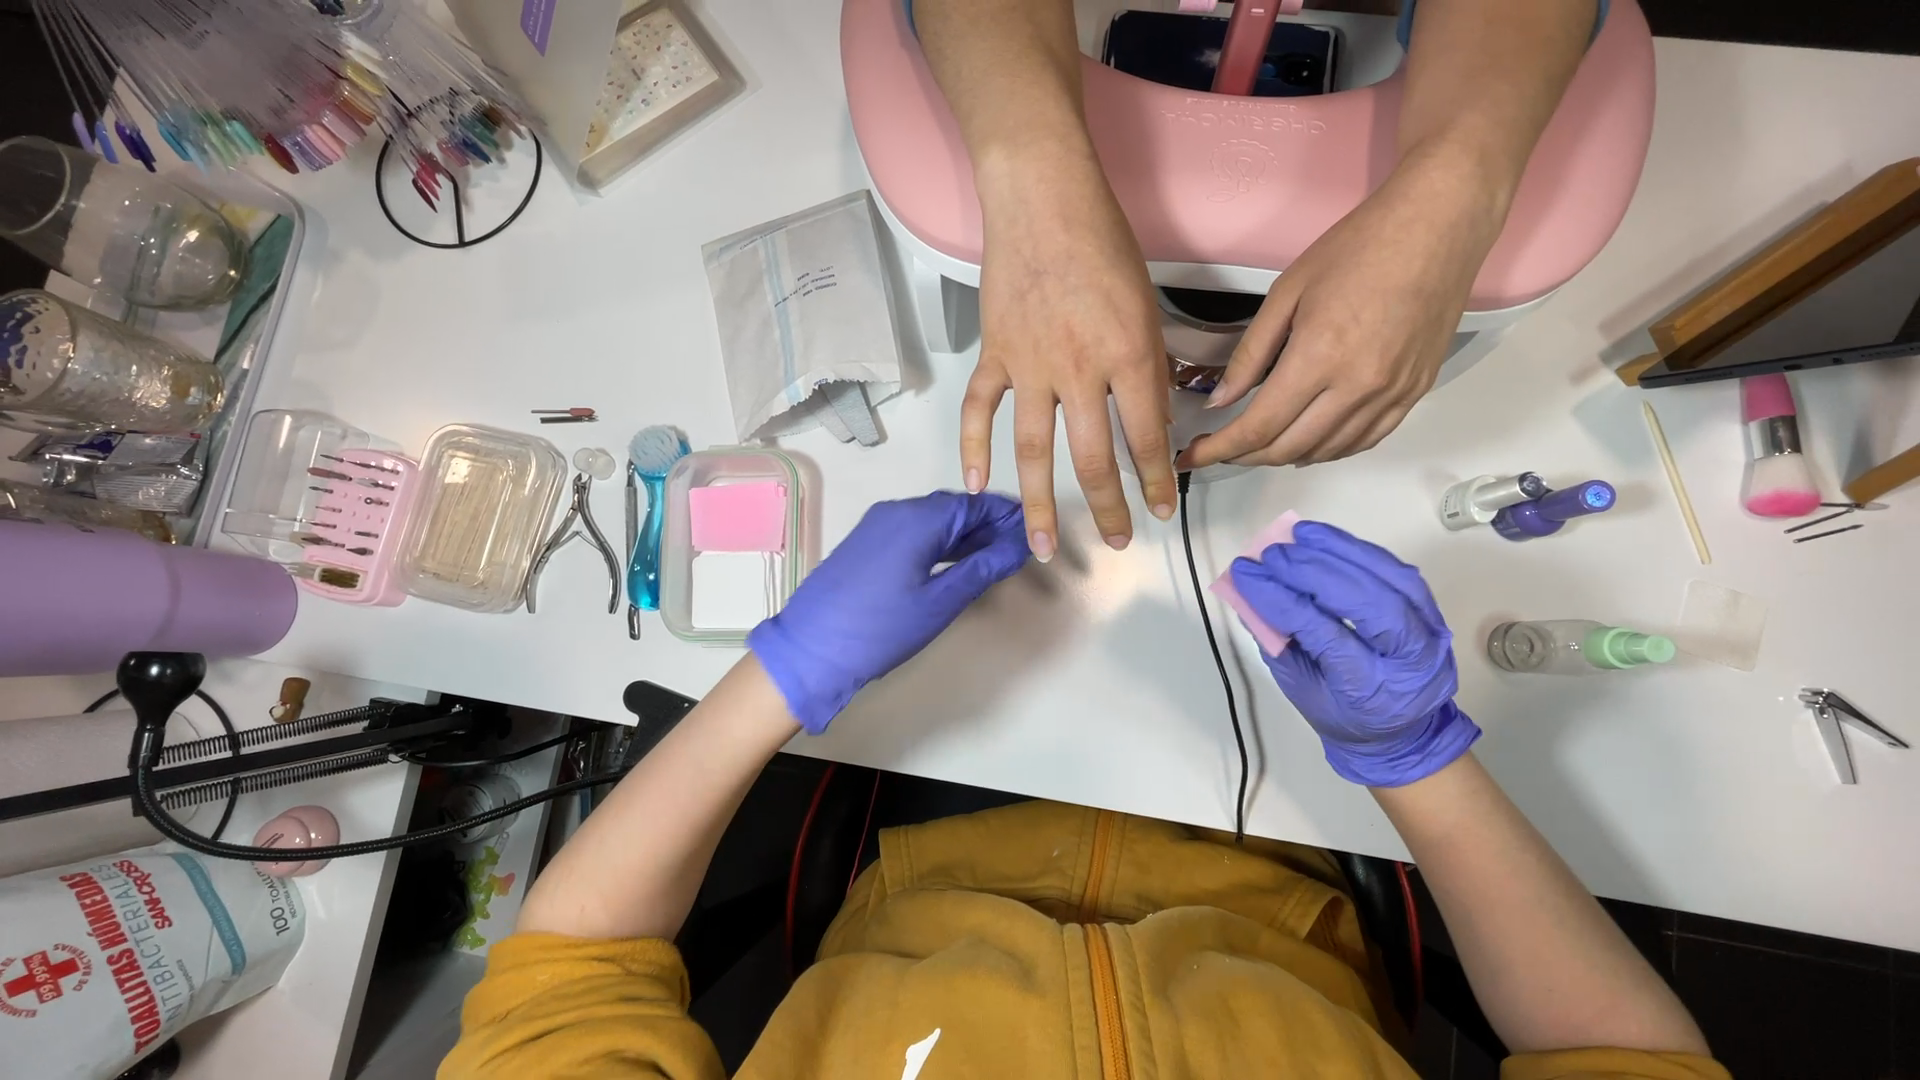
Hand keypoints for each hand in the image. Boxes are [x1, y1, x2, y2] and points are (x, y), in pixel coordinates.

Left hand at [747, 491, 1028, 733]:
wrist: (811, 651)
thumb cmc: (881, 628)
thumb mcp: (940, 601)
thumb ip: (982, 568)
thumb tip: (1018, 546)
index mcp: (916, 518)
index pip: (972, 503)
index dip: (1006, 514)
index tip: (1035, 528)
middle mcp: (895, 512)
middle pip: (952, 509)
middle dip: (988, 524)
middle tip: (1021, 545)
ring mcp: (877, 527)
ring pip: (933, 521)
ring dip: (965, 535)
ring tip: (997, 556)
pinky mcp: (867, 545)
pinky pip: (914, 533)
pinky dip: (940, 544)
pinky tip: (959, 562)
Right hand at [963, 161, 1176, 559]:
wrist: (1042, 200)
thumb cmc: (1104, 244)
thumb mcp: (1146, 305)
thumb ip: (1150, 367)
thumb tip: (1153, 421)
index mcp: (1125, 356)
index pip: (1143, 437)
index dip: (1153, 481)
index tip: (1158, 511)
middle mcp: (1077, 372)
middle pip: (1090, 458)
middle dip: (1106, 507)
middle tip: (1116, 542)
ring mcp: (1028, 367)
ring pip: (1031, 450)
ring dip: (1039, 504)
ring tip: (1043, 545)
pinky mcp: (993, 356)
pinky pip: (978, 410)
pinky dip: (973, 448)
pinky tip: (978, 485)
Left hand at [1181, 157, 1505, 468]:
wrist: (1440, 223)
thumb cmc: (1358, 247)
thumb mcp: (1286, 293)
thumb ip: (1250, 355)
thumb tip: (1220, 402)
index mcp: (1320, 358)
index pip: (1258, 427)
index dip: (1219, 449)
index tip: (1191, 457)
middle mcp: (1358, 387)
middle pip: (1288, 449)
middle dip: (1244, 457)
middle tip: (1218, 449)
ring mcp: (1392, 394)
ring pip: (1324, 452)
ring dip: (1281, 458)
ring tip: (1254, 446)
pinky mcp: (1414, 393)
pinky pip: (1362, 442)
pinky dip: (1325, 451)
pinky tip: (1303, 444)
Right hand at [1228, 521, 1478, 785]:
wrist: (1399, 732)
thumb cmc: (1340, 713)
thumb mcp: (1298, 687)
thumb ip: (1275, 640)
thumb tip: (1247, 590)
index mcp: (1369, 689)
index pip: (1322, 632)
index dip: (1280, 598)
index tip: (1244, 573)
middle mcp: (1408, 659)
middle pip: (1365, 601)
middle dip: (1313, 570)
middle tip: (1271, 553)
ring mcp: (1430, 633)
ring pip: (1389, 578)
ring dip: (1340, 549)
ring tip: (1298, 534)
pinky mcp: (1431, 612)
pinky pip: (1398, 571)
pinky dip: (1360, 551)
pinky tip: (1326, 539)